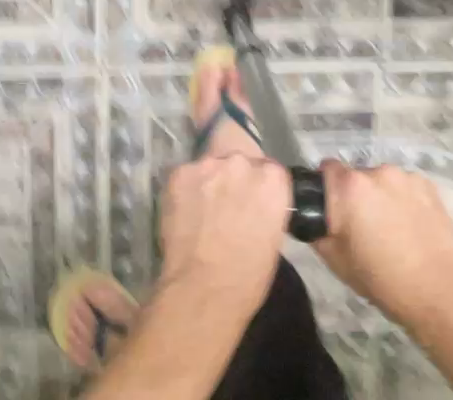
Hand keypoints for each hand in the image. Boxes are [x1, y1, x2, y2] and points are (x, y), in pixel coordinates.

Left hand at [156, 153, 292, 315]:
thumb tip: (254, 203)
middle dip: (234, 180)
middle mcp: (242, 162)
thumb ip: (266, 206)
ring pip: (210, 167)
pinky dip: (185, 192)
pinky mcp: (179, 174)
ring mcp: (207, 165)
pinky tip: (183, 215)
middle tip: (226, 207)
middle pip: (238, 162)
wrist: (204, 289)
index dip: (258, 187)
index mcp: (273, 178)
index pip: (268, 169)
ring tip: (201, 212)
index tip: (251, 202)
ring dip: (208, 183)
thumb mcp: (273, 236)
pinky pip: (185, 177)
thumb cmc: (248, 276)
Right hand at [315, 161, 452, 331]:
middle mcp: (377, 172)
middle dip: (355, 195)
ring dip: (380, 196)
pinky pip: (405, 186)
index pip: (326, 168)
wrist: (438, 295)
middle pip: (356, 176)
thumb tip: (315, 214)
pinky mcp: (429, 185)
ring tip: (391, 228)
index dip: (326, 189)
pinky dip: (403, 199)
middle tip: (363, 226)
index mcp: (350, 187)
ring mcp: (406, 176)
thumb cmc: (380, 280)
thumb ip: (317, 227)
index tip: (334, 211)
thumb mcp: (334, 260)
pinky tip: (411, 225)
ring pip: (382, 181)